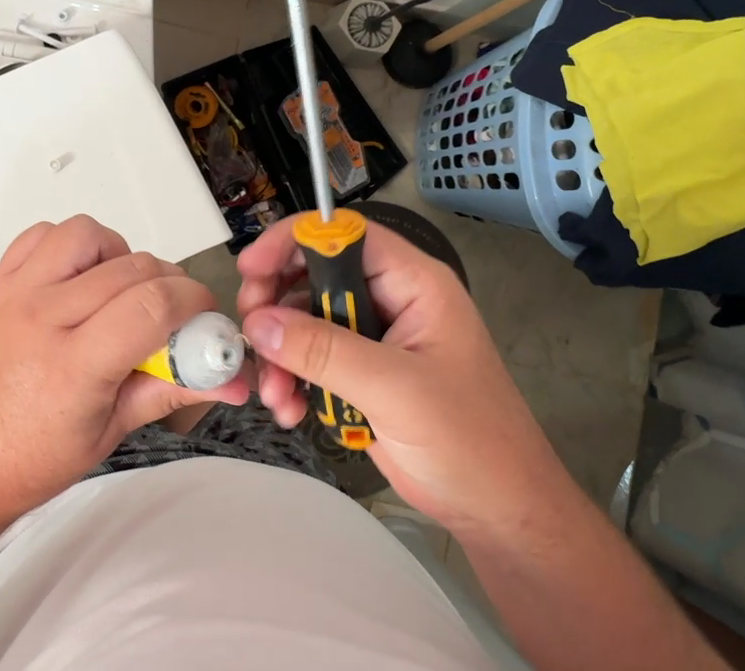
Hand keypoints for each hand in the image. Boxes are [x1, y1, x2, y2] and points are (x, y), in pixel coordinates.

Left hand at [0, 216, 250, 527]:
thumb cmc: (37, 457)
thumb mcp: (115, 430)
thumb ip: (174, 390)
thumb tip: (232, 380)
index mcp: (73, 366)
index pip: (152, 304)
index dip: (193, 301)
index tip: (203, 314)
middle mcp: (41, 319)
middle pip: (131, 268)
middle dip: (169, 283)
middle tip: (173, 312)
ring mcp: (14, 295)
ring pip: (86, 234)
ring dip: (117, 255)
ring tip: (121, 291)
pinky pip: (39, 235)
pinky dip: (70, 246)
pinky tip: (80, 279)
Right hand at [237, 214, 569, 533]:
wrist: (496, 510)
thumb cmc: (468, 439)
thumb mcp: (394, 389)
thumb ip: (324, 351)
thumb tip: (258, 322)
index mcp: (412, 284)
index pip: (344, 235)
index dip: (293, 241)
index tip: (250, 269)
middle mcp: (388, 301)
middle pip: (312, 274)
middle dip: (275, 304)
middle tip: (248, 335)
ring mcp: (371, 339)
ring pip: (302, 320)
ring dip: (278, 355)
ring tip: (274, 396)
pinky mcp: (359, 374)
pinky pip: (307, 359)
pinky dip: (290, 380)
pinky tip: (289, 410)